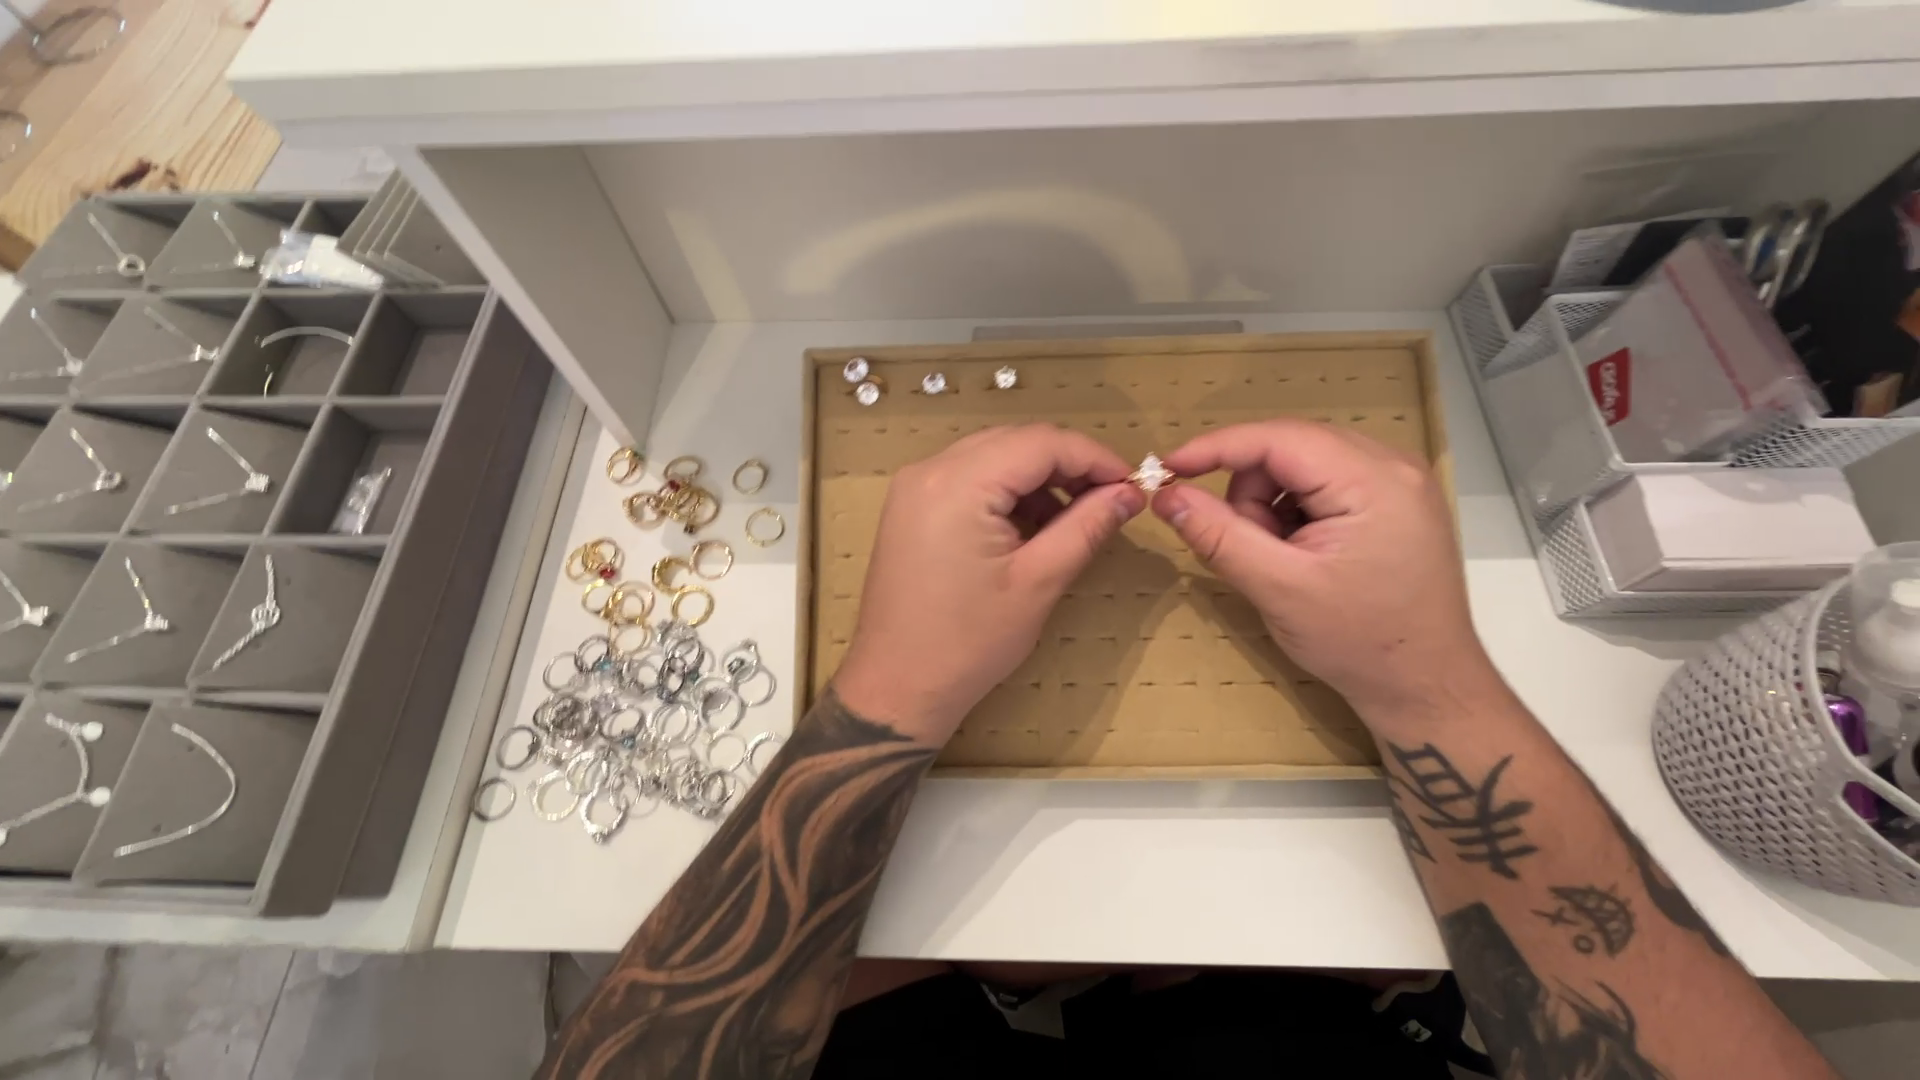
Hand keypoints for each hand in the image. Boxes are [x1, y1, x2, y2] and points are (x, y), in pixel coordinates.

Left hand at [834, 425, 1142, 744]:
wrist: (898, 686)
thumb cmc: (969, 642)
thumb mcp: (1039, 581)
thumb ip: (1087, 526)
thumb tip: (1129, 494)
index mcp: (957, 482)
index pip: (1039, 442)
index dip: (1092, 457)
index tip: (1131, 484)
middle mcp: (929, 470)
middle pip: (1014, 443)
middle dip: (1067, 465)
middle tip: (1109, 501)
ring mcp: (914, 487)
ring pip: (992, 458)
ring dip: (1037, 480)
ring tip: (1073, 521)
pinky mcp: (910, 508)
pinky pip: (969, 479)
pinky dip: (1006, 493)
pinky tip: (1032, 528)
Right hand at [1151, 420, 1495, 723]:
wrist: (1423, 686)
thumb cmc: (1358, 642)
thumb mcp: (1278, 589)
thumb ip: (1218, 536)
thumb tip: (1166, 497)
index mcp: (1373, 479)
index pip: (1278, 438)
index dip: (1216, 448)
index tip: (1166, 469)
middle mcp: (1391, 464)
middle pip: (1288, 448)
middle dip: (1250, 493)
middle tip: (1246, 546)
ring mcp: (1394, 481)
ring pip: (1299, 467)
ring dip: (1269, 507)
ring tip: (1279, 560)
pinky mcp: (1389, 501)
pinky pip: (1318, 485)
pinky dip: (1291, 514)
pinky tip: (1300, 556)